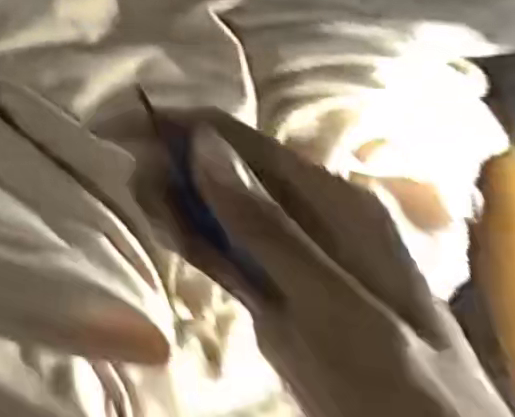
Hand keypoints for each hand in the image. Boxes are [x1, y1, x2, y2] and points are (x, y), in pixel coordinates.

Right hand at [153, 112, 510, 416]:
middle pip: (212, 163)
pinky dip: (186, 235)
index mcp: (333, 201)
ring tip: (158, 230)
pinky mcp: (271, 283)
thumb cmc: (406, 392)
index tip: (108, 134)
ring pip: (206, 200)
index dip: (167, 124)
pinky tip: (170, 243)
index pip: (230, 135)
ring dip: (171, 205)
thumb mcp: (340, 311)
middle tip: (137, 202)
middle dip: (166, 171)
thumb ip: (269, 228)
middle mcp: (307, 212)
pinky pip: (214, 240)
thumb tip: (201, 142)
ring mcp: (288, 249)